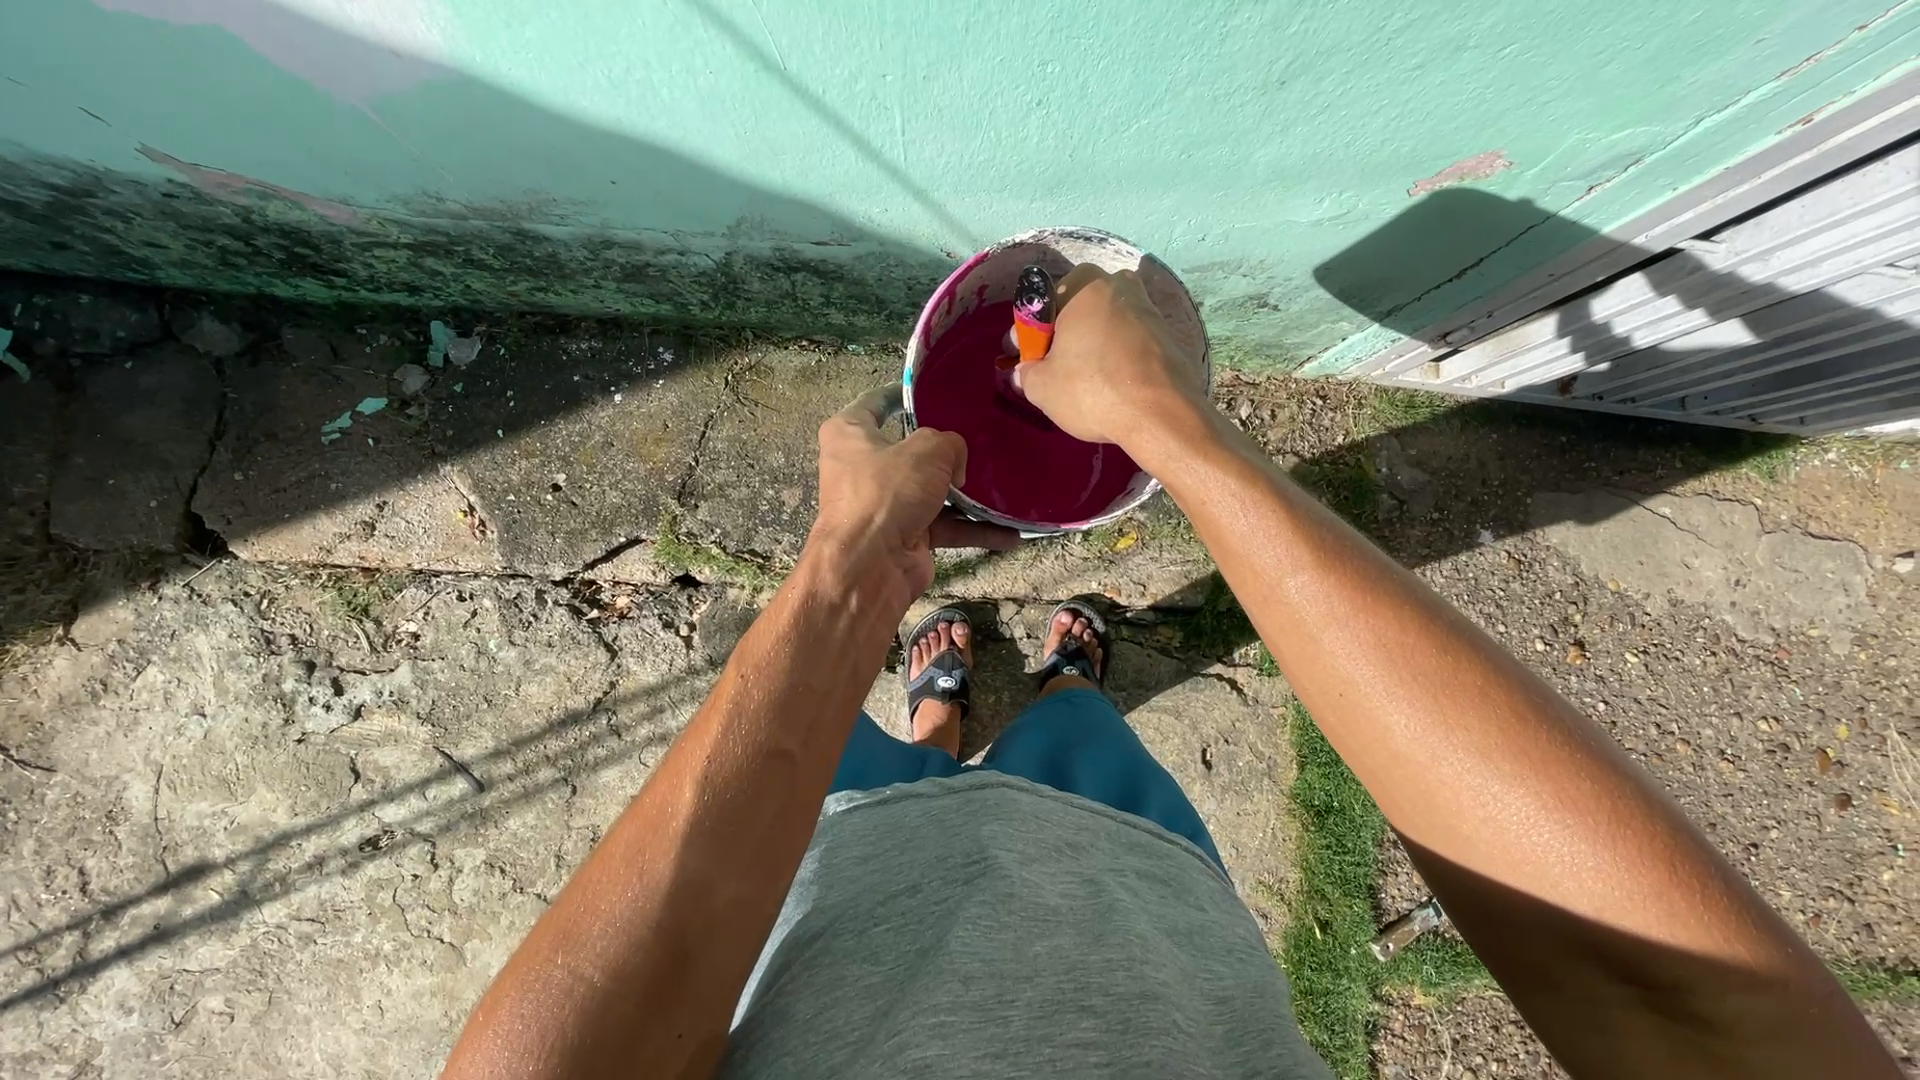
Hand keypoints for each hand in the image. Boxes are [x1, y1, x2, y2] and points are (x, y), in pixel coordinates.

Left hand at [808, 385, 1019, 603]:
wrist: (870, 566)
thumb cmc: (887, 492)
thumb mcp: (927, 449)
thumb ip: (950, 443)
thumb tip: (954, 466)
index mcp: (849, 434)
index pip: (875, 403)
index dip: (903, 392)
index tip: (933, 385)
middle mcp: (864, 467)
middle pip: (912, 449)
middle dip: (946, 449)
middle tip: (984, 436)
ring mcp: (886, 504)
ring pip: (933, 491)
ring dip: (969, 494)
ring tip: (1007, 482)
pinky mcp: (907, 535)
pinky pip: (948, 526)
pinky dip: (976, 530)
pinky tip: (1011, 532)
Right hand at [1013, 264, 1208, 447]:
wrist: (1161, 414)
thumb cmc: (1093, 390)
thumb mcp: (1042, 387)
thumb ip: (1026, 373)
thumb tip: (1025, 370)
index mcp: (1083, 286)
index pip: (1042, 305)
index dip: (1029, 335)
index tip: (1029, 359)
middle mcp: (1118, 285)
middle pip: (1077, 308)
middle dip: (1064, 333)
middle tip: (1056, 368)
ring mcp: (1147, 308)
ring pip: (1106, 322)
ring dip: (1092, 343)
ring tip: (1086, 378)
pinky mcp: (1167, 333)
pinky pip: (1129, 339)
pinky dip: (1117, 355)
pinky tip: (1113, 382)